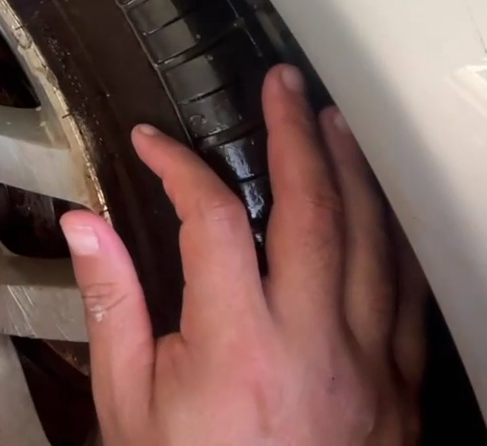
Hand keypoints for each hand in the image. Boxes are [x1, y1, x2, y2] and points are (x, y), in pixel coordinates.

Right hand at [59, 65, 427, 445]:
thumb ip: (110, 305)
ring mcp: (372, 369)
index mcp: (238, 346)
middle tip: (281, 83)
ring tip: (330, 121)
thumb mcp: (128, 403)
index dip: (178, 165)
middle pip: (315, 213)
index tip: (148, 140)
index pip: (212, 219)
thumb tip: (81, 222)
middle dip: (295, 135)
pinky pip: (405, 297)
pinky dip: (390, 238)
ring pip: (374, 246)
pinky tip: (375, 207)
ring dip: (351, 172)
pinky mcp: (402, 394)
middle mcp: (316, 345)